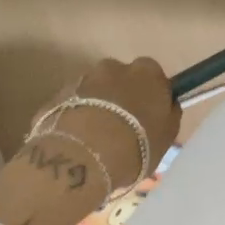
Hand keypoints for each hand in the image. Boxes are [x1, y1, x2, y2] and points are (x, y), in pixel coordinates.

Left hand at [44, 57, 181, 176]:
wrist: (81, 158)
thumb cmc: (135, 144)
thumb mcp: (167, 135)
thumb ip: (168, 114)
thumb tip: (167, 105)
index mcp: (147, 71)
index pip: (152, 75)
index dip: (149, 95)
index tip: (147, 116)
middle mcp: (115, 67)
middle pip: (120, 79)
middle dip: (119, 97)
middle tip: (120, 128)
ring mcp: (82, 80)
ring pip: (93, 91)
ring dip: (95, 107)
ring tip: (93, 139)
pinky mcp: (55, 98)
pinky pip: (69, 107)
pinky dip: (73, 119)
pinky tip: (74, 144)